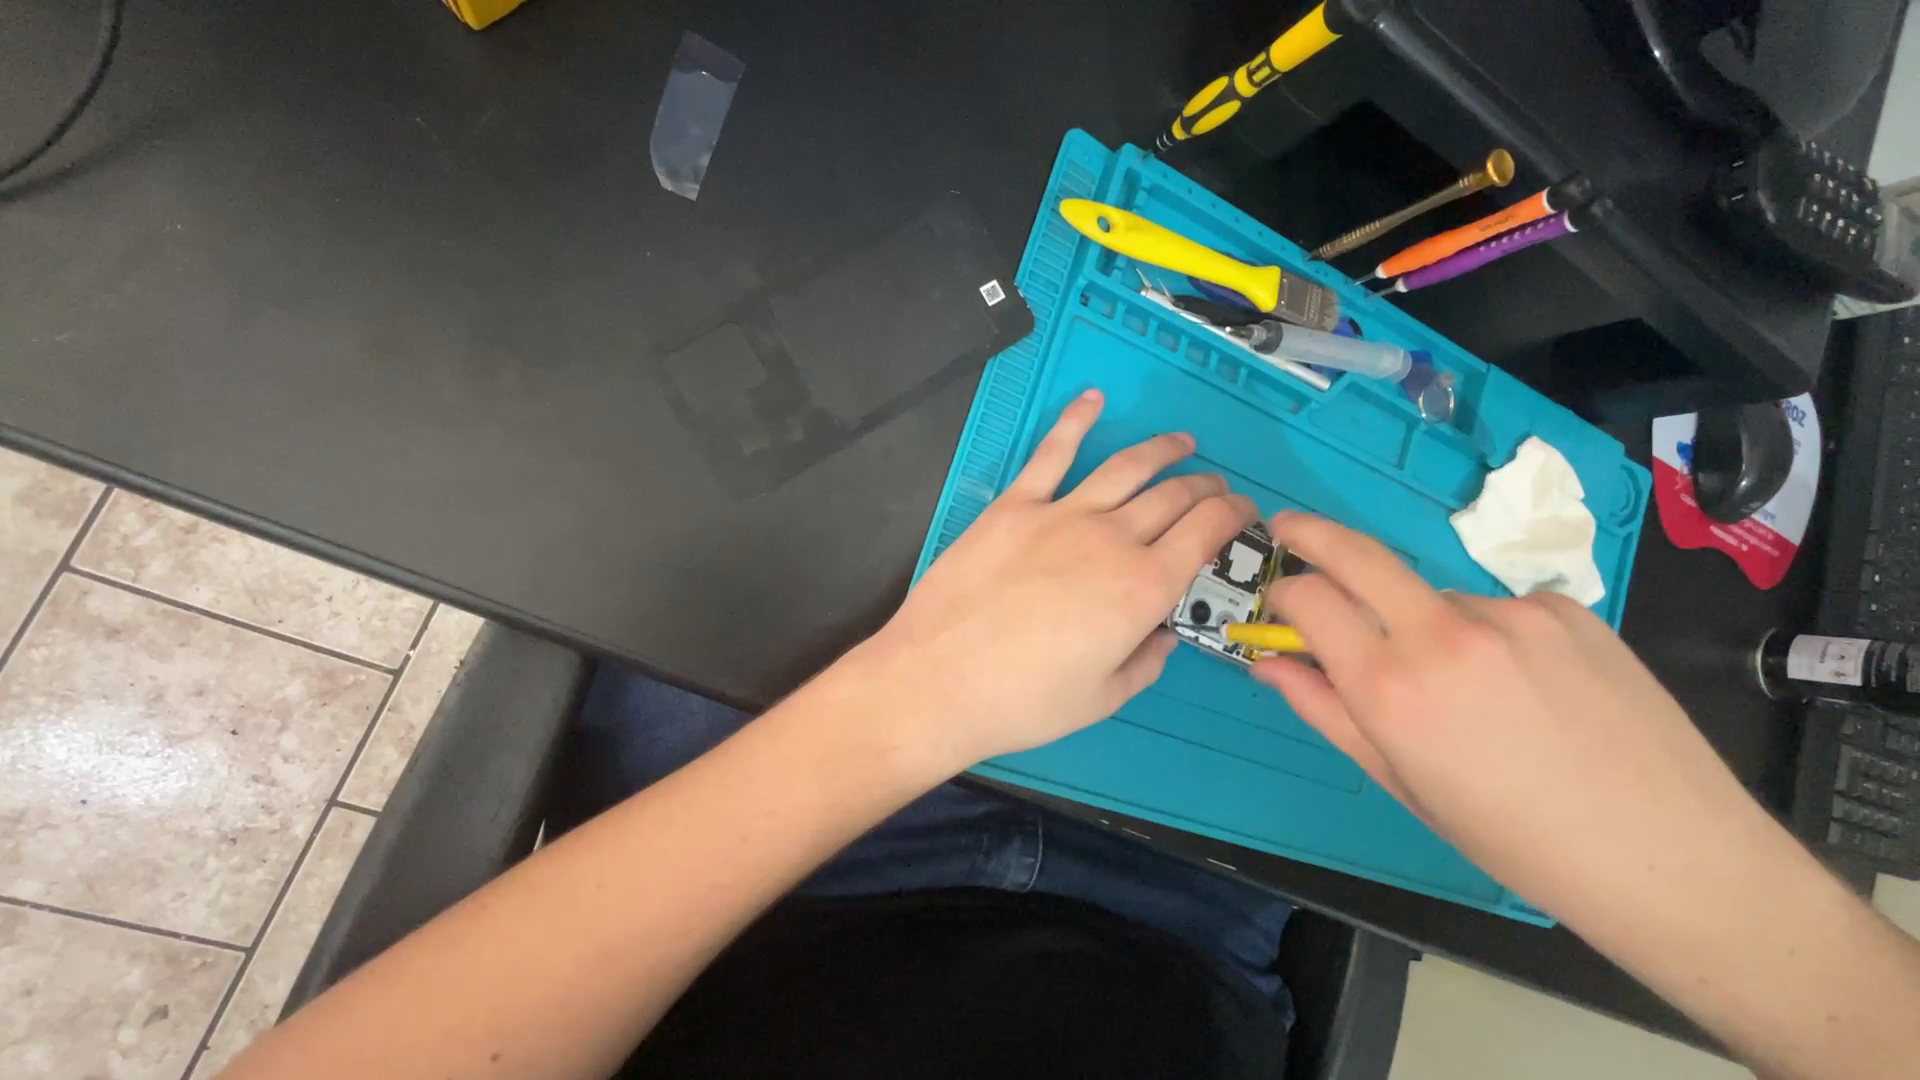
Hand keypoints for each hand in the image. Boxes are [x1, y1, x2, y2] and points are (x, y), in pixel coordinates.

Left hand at [864, 389, 1254, 770]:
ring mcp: (1061, 514)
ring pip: (1126, 467)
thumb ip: (1147, 661)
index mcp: (1144, 588)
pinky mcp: (1013, 505)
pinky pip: (1052, 452)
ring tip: (1182, 443)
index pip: (1207, 531)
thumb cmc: (1023, 702)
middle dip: (1206, 487)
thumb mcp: (1104, 697)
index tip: (1243, 513)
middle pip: (1174, 495)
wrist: (938, 681)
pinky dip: (1075, 419)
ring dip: (1162, 450)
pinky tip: (1092, 399)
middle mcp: (1113, 539)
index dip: (1234, 515)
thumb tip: (1167, 633)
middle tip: (1216, 487)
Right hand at [1250, 512, 1765, 914]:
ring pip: (1432, 595)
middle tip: (1288, 528)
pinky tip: (1523, 682)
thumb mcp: (1399, 781)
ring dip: (1418, 618)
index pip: (1308, 599)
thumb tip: (1268, 662)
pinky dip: (1484, 631)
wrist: (1668, 855)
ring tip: (1466, 685)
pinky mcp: (1566, 607)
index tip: (1278, 598)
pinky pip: (1496, 608)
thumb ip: (1324, 709)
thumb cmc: (1509, 836)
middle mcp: (1444, 633)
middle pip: (1356, 554)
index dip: (1282, 591)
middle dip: (1310, 533)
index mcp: (1391, 687)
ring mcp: (1511, 612)